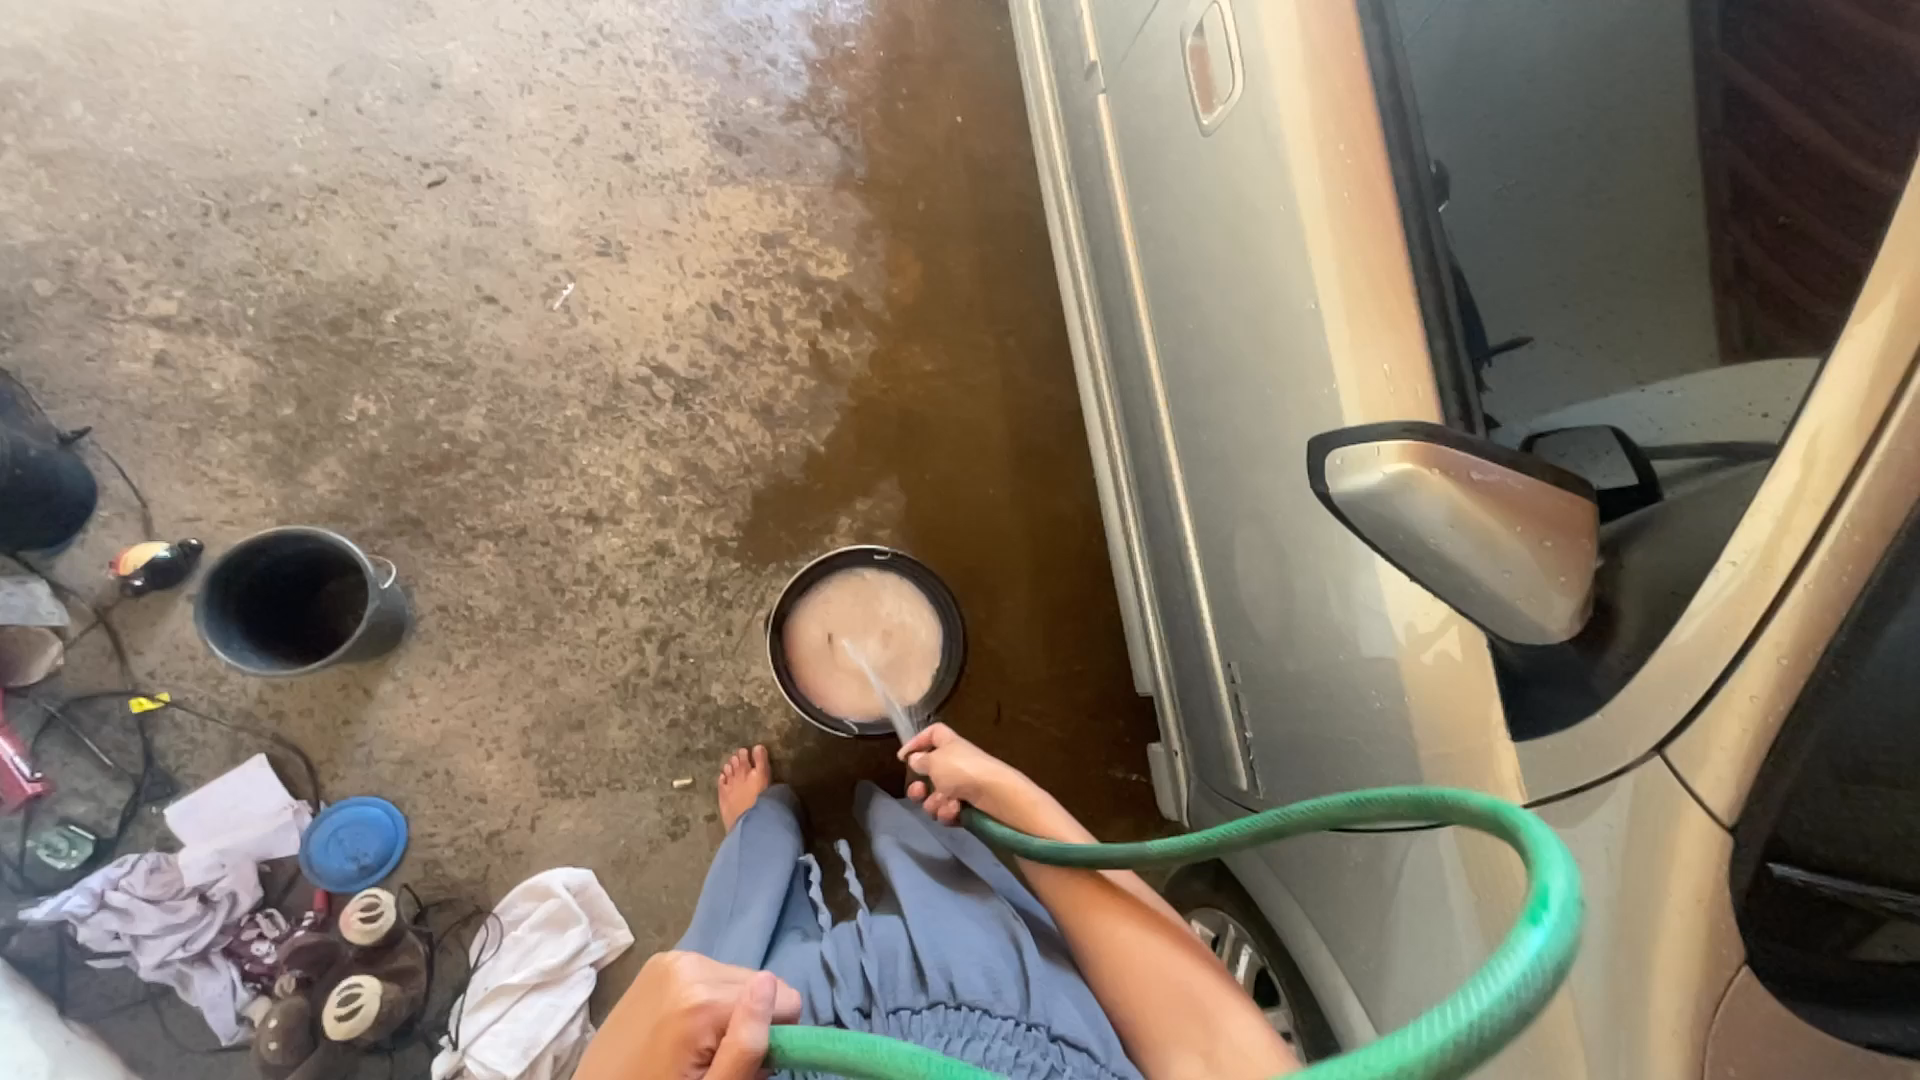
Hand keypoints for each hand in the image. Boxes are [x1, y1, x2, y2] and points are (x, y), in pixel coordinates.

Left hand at [575, 951, 801, 1079]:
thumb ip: (747, 1046)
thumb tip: (771, 985)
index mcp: (702, 998)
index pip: (785, 998)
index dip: (772, 1039)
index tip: (743, 1066)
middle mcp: (690, 964)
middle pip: (759, 985)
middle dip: (747, 1023)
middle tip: (713, 1063)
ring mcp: (671, 959)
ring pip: (736, 979)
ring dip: (727, 1013)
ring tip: (695, 1050)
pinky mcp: (660, 962)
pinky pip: (710, 975)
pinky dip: (706, 1002)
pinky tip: (681, 1032)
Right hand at [899, 722, 1034, 823]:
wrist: (994, 795)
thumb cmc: (961, 770)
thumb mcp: (934, 761)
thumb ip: (921, 760)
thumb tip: (915, 759)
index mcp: (949, 744)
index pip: (932, 733)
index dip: (917, 741)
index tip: (903, 757)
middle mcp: (955, 763)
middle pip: (929, 774)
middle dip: (920, 788)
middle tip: (918, 793)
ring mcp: (962, 786)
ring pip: (935, 798)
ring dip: (935, 803)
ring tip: (945, 802)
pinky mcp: (968, 807)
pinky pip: (948, 811)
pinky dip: (949, 812)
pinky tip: (956, 811)